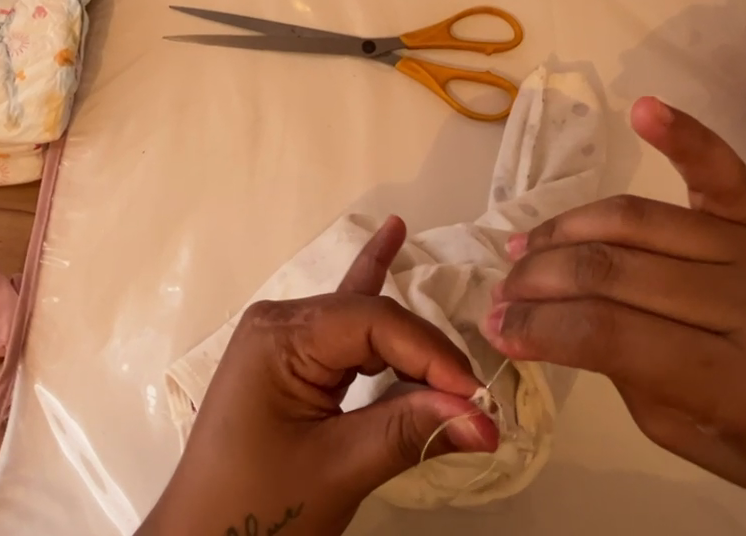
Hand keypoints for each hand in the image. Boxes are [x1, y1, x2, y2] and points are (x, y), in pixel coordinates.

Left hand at [140, 217, 496, 535]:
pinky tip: (392, 240)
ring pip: (362, 322)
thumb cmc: (258, 506)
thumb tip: (487, 420)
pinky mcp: (289, 360)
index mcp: (281, 333)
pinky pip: (342, 327)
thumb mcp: (337, 469)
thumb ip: (410, 432)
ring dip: (409, 342)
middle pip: (371, 318)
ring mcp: (282, 338)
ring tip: (457, 360)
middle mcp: (280, 320)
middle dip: (425, 355)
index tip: (478, 400)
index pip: (374, 322)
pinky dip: (374, 301)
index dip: (432, 355)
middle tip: (476, 397)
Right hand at [483, 96, 745, 509]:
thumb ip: (622, 373)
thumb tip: (550, 313)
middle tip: (502, 293)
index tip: (498, 330)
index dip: (541, 329)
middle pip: (614, 273)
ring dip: (565, 231)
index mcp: (744, 383)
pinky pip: (720, 171)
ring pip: (636, 222)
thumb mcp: (691, 440)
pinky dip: (682, 136)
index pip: (611, 336)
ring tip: (524, 247)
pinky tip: (642, 109)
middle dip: (540, 282)